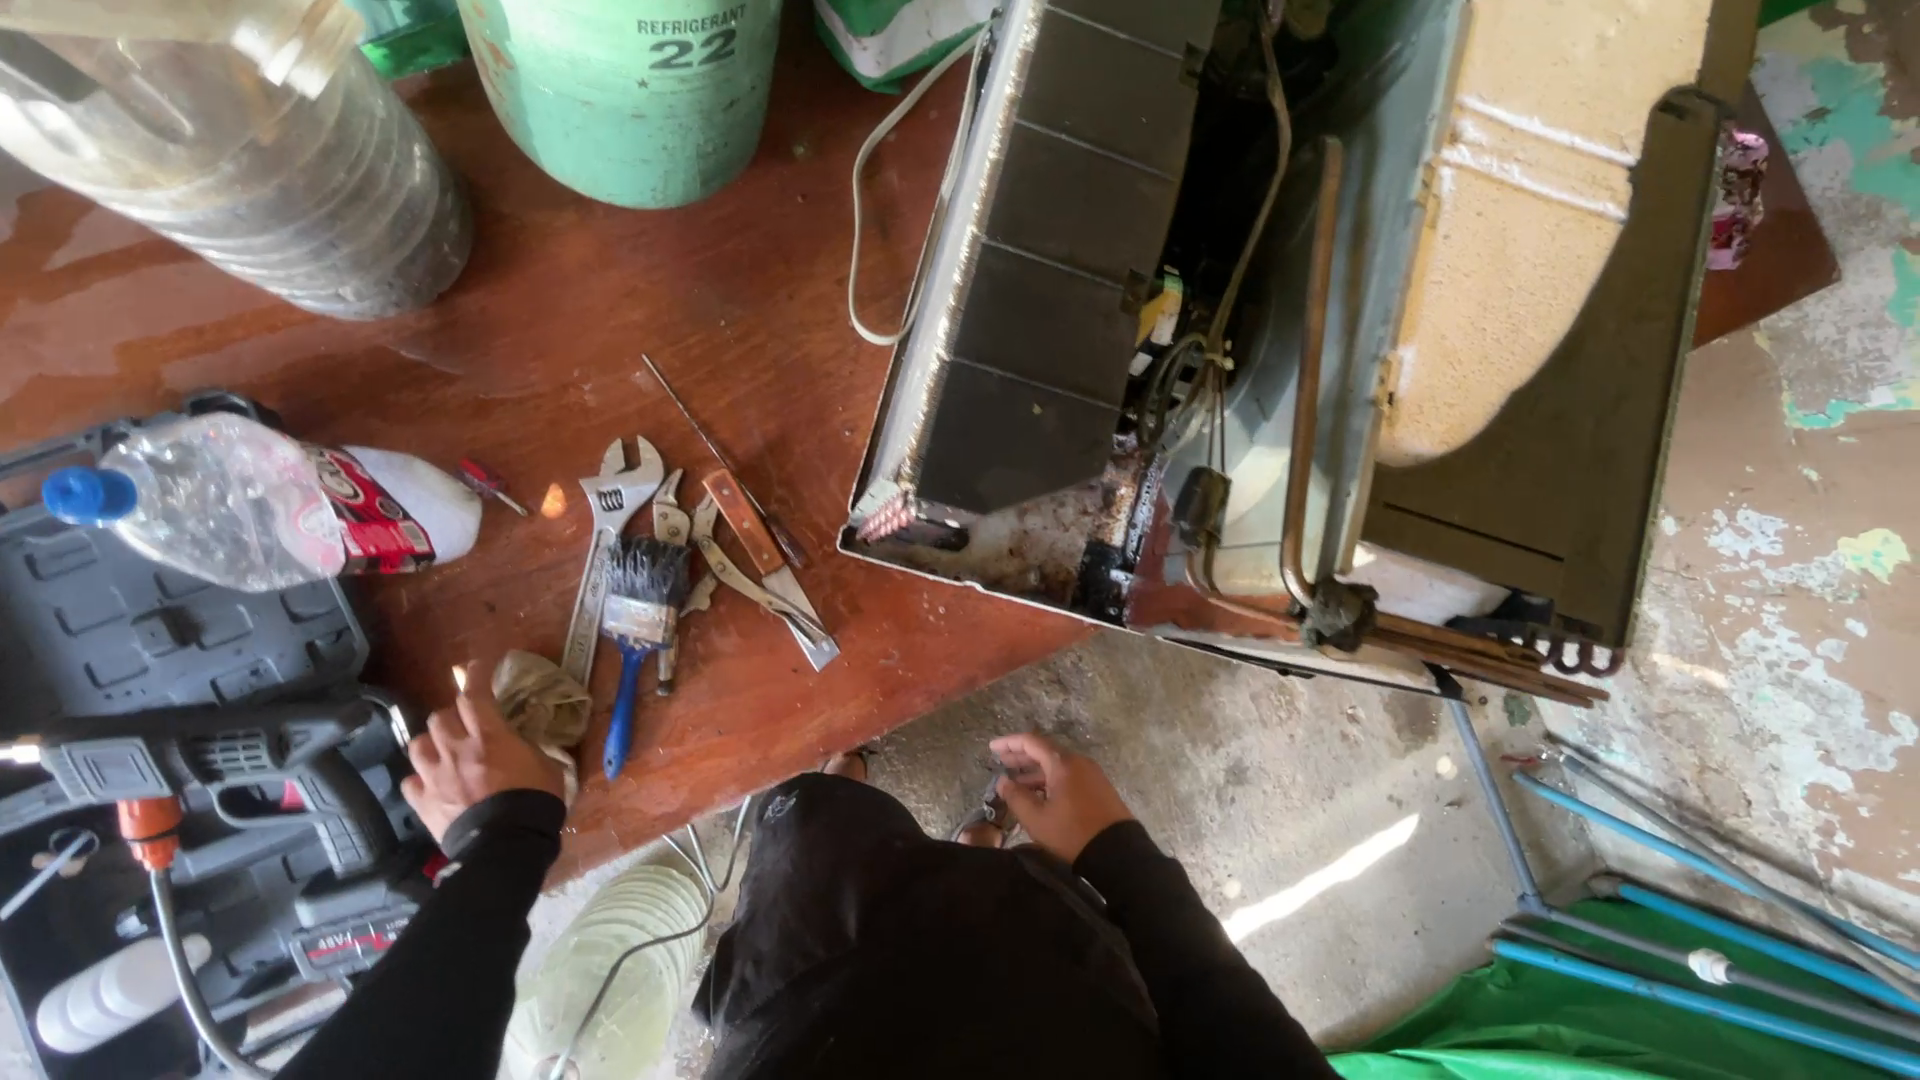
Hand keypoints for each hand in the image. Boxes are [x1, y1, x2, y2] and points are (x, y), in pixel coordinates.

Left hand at [401, 657, 564, 843]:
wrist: (506, 844)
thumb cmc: (535, 800)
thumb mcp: (546, 766)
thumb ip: (529, 749)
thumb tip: (525, 743)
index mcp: (490, 738)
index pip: (476, 696)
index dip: (476, 676)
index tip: (479, 666)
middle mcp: (456, 750)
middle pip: (441, 716)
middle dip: (454, 714)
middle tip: (467, 722)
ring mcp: (435, 776)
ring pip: (418, 744)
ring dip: (432, 742)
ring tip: (444, 749)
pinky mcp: (423, 802)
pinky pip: (411, 781)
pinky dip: (421, 778)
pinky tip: (433, 783)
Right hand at [990, 732, 1133, 863]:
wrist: (1118, 853)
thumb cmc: (1072, 833)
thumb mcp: (1037, 818)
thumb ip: (1016, 796)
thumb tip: (1003, 781)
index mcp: (1062, 763)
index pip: (1031, 742)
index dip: (1010, 743)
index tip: (992, 747)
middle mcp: (1078, 762)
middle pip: (1045, 751)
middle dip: (1021, 756)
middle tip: (1001, 761)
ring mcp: (1091, 774)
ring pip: (1057, 765)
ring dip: (1035, 770)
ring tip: (1016, 781)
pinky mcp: (1099, 787)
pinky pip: (1069, 775)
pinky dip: (1050, 779)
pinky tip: (1039, 793)